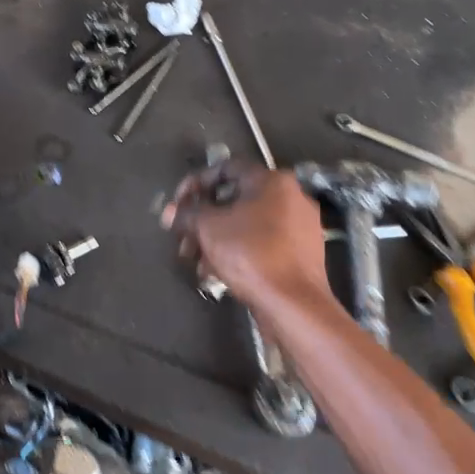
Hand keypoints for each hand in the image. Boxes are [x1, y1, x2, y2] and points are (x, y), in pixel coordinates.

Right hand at [164, 164, 330, 310]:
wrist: (294, 304)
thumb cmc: (250, 254)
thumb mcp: (208, 227)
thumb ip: (186, 213)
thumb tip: (171, 212)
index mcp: (272, 181)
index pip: (225, 169)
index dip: (195, 183)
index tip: (178, 204)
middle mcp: (291, 197)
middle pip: (234, 199)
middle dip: (202, 218)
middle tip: (183, 236)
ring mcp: (300, 226)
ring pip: (246, 224)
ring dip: (216, 238)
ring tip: (195, 260)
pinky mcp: (302, 254)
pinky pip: (262, 242)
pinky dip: (237, 250)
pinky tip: (216, 272)